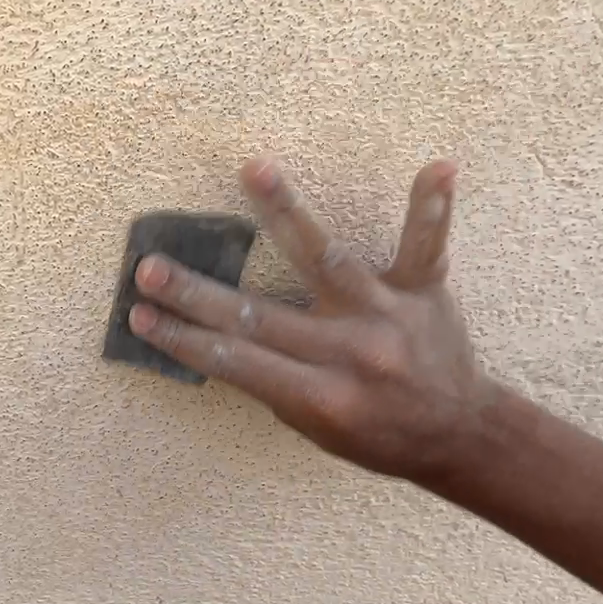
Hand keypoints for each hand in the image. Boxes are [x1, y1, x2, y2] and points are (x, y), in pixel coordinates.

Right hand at [128, 158, 505, 480]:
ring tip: (254, 168)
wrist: (463, 437)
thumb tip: (222, 334)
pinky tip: (436, 166)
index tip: (139, 315)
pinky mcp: (423, 293)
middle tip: (150, 268)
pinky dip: (429, 208)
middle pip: (258, 314)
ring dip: (286, 211)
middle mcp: (350, 353)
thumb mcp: (311, 428)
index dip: (181, 338)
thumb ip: (271, 381)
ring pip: (326, 259)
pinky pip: (426, 247)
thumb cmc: (374, 436)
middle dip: (195, 292)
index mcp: (319, 396)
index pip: (234, 361)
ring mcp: (386, 316)